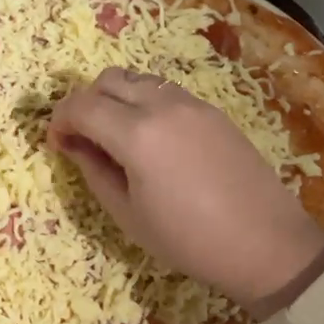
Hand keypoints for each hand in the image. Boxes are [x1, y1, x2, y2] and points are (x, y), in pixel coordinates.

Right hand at [48, 68, 323, 319]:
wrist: (267, 244)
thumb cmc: (189, 239)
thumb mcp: (128, 215)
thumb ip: (94, 171)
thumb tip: (73, 144)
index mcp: (136, 134)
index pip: (81, 106)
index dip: (60, 120)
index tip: (56, 143)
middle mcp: (160, 106)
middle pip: (106, 81)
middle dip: (84, 102)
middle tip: (82, 136)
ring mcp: (190, 103)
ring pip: (136, 79)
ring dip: (114, 97)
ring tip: (115, 134)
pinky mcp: (211, 110)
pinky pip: (163, 90)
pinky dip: (143, 101)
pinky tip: (149, 137)